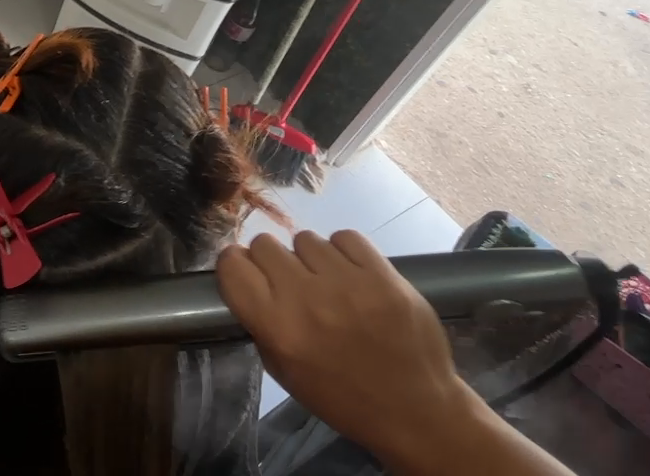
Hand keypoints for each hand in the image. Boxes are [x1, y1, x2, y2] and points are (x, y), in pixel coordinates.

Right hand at [217, 230, 474, 464]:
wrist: (419, 413)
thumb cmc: (343, 397)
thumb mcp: (283, 370)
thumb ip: (259, 320)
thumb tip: (248, 277)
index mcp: (278, 328)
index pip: (231, 264)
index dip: (236, 266)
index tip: (249, 275)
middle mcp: (307, 300)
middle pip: (264, 243)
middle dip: (273, 261)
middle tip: (293, 283)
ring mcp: (348, 284)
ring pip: (304, 238)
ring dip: (311, 259)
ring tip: (330, 284)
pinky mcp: (384, 275)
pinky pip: (345, 237)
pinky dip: (345, 252)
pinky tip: (353, 276)